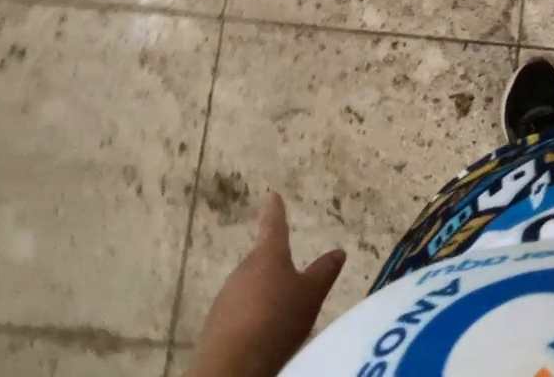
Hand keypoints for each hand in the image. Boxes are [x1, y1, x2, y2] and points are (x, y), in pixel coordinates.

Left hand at [190, 192, 346, 376]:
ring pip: (249, 288)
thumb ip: (324, 272)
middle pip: (261, 261)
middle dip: (274, 267)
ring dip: (262, 295)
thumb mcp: (311, 295)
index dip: (275, 210)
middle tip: (290, 279)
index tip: (272, 195)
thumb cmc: (277, 321)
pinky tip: (261, 334)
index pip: (273, 226)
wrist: (233, 367)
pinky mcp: (215, 325)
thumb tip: (338, 251)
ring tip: (280, 313)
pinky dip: (250, 317)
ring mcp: (226, 297)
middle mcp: (243, 270)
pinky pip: (238, 313)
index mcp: (268, 256)